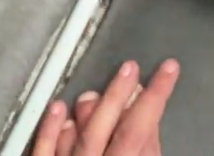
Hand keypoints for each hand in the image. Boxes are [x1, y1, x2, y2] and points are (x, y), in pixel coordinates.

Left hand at [32, 59, 178, 155]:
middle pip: (107, 129)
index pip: (140, 129)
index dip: (157, 96)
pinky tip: (57, 106)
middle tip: (132, 66)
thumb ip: (149, 151)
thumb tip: (151, 121)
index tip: (169, 68)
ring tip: (99, 89)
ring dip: (89, 110)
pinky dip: (49, 131)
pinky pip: (43, 153)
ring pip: (77, 138)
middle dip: (119, 95)